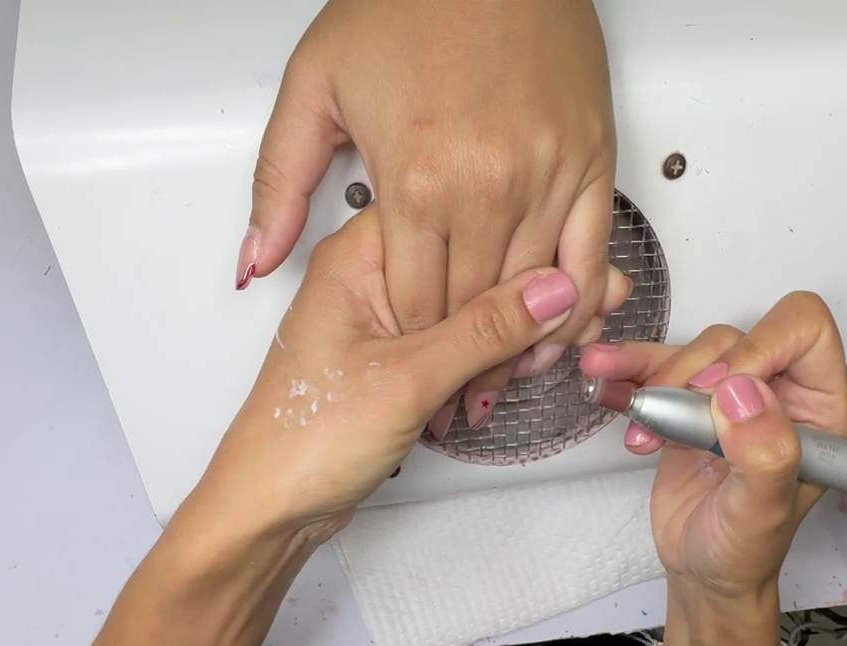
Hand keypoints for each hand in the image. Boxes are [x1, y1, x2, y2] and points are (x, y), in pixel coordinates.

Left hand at [191, 209, 597, 542]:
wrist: (273, 504)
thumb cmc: (305, 441)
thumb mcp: (409, 379)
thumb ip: (485, 329)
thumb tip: (553, 289)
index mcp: (360, 255)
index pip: (459, 218)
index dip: (522, 250)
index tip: (571, 281)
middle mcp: (372, 277)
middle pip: (471, 261)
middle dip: (527, 295)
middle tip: (578, 323)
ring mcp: (385, 320)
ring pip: (467, 305)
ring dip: (513, 330)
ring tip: (560, 350)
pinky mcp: (395, 359)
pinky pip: (454, 340)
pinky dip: (489, 355)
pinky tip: (523, 366)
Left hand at [238, 0, 614, 433]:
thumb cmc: (405, 3)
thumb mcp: (314, 89)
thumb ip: (280, 188)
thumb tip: (255, 262)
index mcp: (417, 183)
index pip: (418, 307)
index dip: (416, 355)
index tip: (416, 388)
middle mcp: (486, 186)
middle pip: (473, 312)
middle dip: (465, 369)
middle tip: (457, 404)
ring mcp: (544, 175)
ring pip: (533, 296)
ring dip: (520, 350)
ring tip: (503, 383)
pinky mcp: (590, 161)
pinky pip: (591, 257)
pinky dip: (578, 303)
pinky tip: (561, 331)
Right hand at [578, 294, 846, 610]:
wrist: (703, 571)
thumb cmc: (745, 550)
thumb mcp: (761, 513)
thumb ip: (765, 455)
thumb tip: (742, 394)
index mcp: (819, 406)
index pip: (802, 332)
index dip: (756, 349)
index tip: (715, 393)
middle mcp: (778, 391)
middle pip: (735, 339)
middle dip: (691, 372)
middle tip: (667, 417)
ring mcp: (729, 398)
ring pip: (691, 352)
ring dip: (651, 373)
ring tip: (632, 411)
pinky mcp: (687, 408)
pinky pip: (656, 373)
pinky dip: (627, 374)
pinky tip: (603, 382)